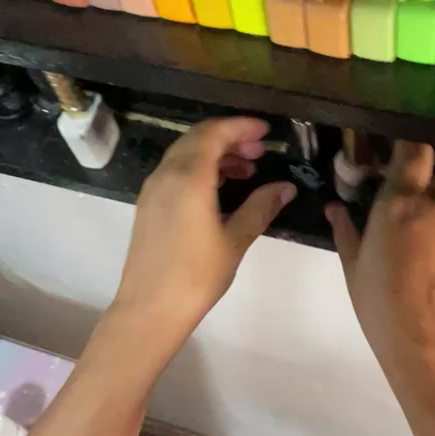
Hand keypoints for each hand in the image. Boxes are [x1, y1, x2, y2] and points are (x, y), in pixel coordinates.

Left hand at [112, 117, 295, 340]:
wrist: (149, 308)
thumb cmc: (197, 276)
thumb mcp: (235, 240)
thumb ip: (261, 207)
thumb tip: (286, 187)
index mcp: (189, 178)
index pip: (214, 134)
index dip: (241, 126)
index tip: (265, 131)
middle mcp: (166, 175)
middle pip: (197, 138)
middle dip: (229, 137)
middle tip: (259, 150)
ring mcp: (153, 189)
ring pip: (184, 154)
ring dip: (214, 153)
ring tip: (245, 169)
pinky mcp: (148, 205)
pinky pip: (175, 171)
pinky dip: (199, 168)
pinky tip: (219, 188)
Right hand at [327, 141, 434, 400]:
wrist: (431, 346)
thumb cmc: (381, 305)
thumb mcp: (353, 268)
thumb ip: (346, 230)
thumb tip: (335, 208)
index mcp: (398, 203)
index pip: (414, 152)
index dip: (408, 150)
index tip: (397, 158)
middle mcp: (434, 208)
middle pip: (426, 188)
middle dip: (412, 202)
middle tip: (397, 230)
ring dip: (431, 230)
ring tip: (418, 265)